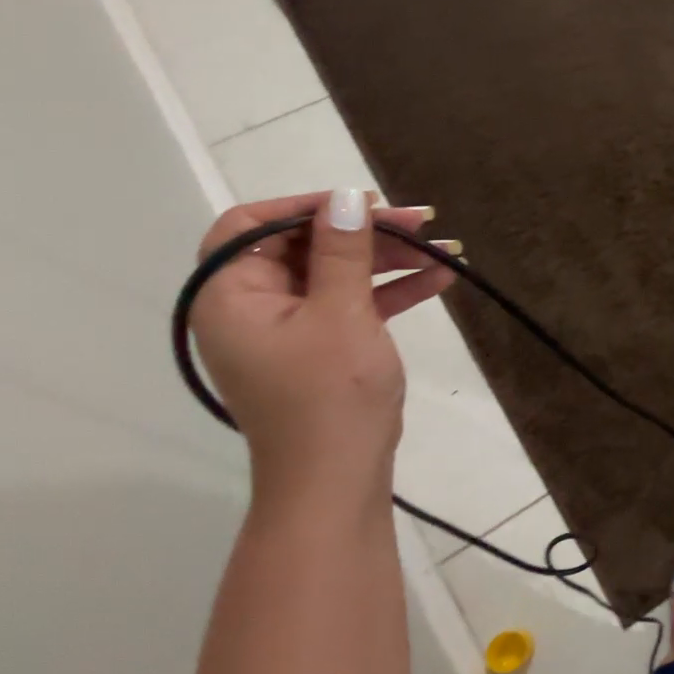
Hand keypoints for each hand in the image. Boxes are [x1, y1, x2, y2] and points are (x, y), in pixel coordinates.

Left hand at [190, 189, 457, 515]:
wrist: (335, 476)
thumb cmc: (330, 392)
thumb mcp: (341, 313)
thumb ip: (343, 251)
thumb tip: (347, 197)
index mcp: (229, 294)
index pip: (254, 225)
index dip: (310, 205)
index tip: (368, 202)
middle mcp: (248, 307)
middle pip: (304, 248)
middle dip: (366, 233)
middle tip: (424, 223)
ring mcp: (286, 331)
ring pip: (335, 276)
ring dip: (389, 261)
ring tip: (445, 249)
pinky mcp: (318, 350)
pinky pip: (351, 305)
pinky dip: (390, 292)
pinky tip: (438, 280)